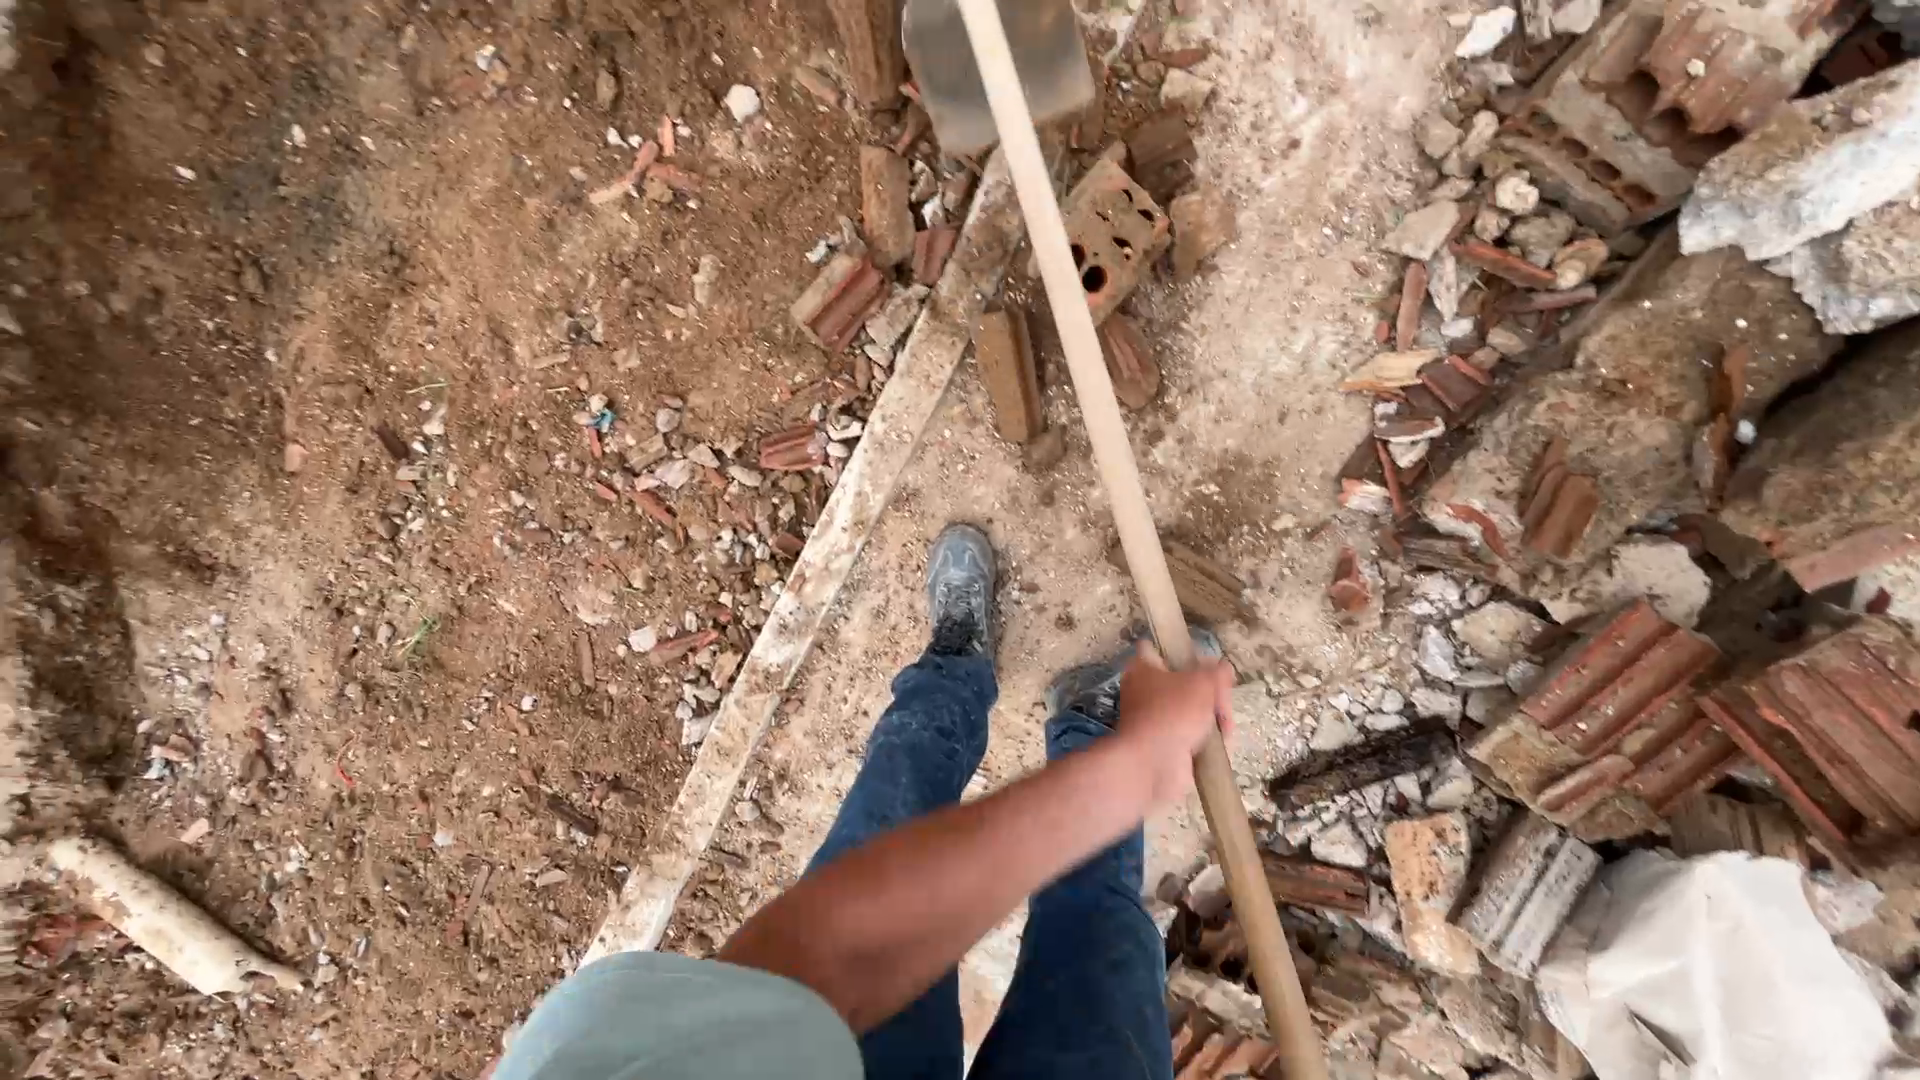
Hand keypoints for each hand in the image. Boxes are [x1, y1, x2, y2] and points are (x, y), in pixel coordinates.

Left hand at [1114, 639, 1234, 806]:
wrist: (1153, 764)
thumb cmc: (1173, 712)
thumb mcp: (1202, 682)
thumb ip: (1216, 671)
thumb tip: (1222, 667)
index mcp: (1142, 667)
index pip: (1157, 648)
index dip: (1184, 652)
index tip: (1207, 664)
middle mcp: (1142, 691)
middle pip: (1183, 682)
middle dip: (1210, 694)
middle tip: (1223, 704)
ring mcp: (1152, 719)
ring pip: (1189, 710)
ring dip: (1211, 719)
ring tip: (1224, 728)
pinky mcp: (1163, 743)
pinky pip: (1189, 734)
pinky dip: (1205, 739)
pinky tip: (1219, 744)